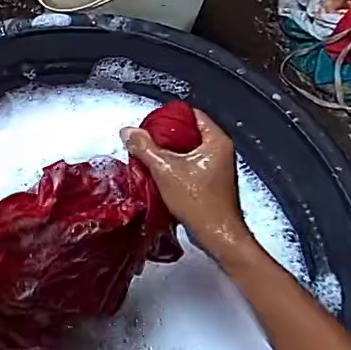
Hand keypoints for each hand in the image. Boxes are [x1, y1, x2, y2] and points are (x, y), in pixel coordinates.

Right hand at [123, 107, 254, 260]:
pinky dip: (173, 168)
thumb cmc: (200, 203)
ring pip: (187, 151)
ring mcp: (217, 168)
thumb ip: (145, 148)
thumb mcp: (165, 170)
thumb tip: (129, 133)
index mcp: (217, 141)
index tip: (151, 125)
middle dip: (165, 137)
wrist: (216, 235)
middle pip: (188, 132)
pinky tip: (158, 175)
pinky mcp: (210, 183)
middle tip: (146, 142)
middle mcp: (221, 151)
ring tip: (149, 158)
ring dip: (167, 154)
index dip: (169, 116)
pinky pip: (188, 166)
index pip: (192, 115)